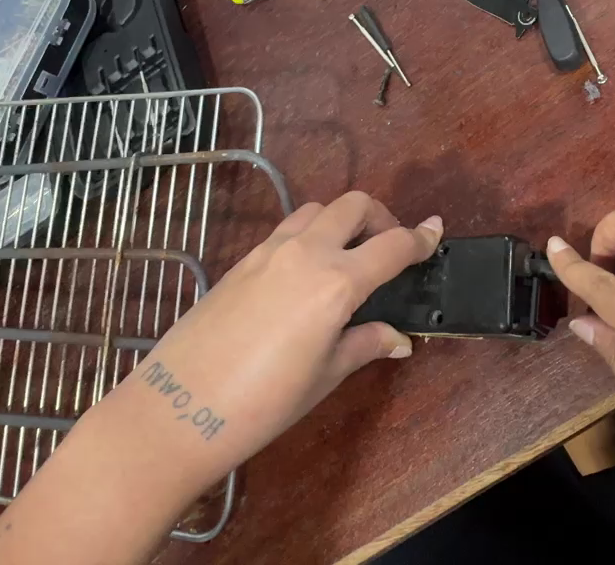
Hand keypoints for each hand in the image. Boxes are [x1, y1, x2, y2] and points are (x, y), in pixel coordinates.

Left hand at [121, 192, 442, 468]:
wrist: (178, 408)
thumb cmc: (263, 402)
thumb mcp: (324, 376)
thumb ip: (365, 344)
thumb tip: (399, 339)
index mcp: (337, 282)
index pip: (392, 246)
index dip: (420, 238)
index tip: (435, 232)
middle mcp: (307, 252)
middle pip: (355, 205)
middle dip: (381, 218)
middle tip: (387, 248)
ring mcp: (270, 250)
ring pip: (318, 209)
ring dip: (341, 220)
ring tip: (346, 255)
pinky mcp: (243, 259)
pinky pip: (287, 228)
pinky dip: (310, 234)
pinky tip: (305, 273)